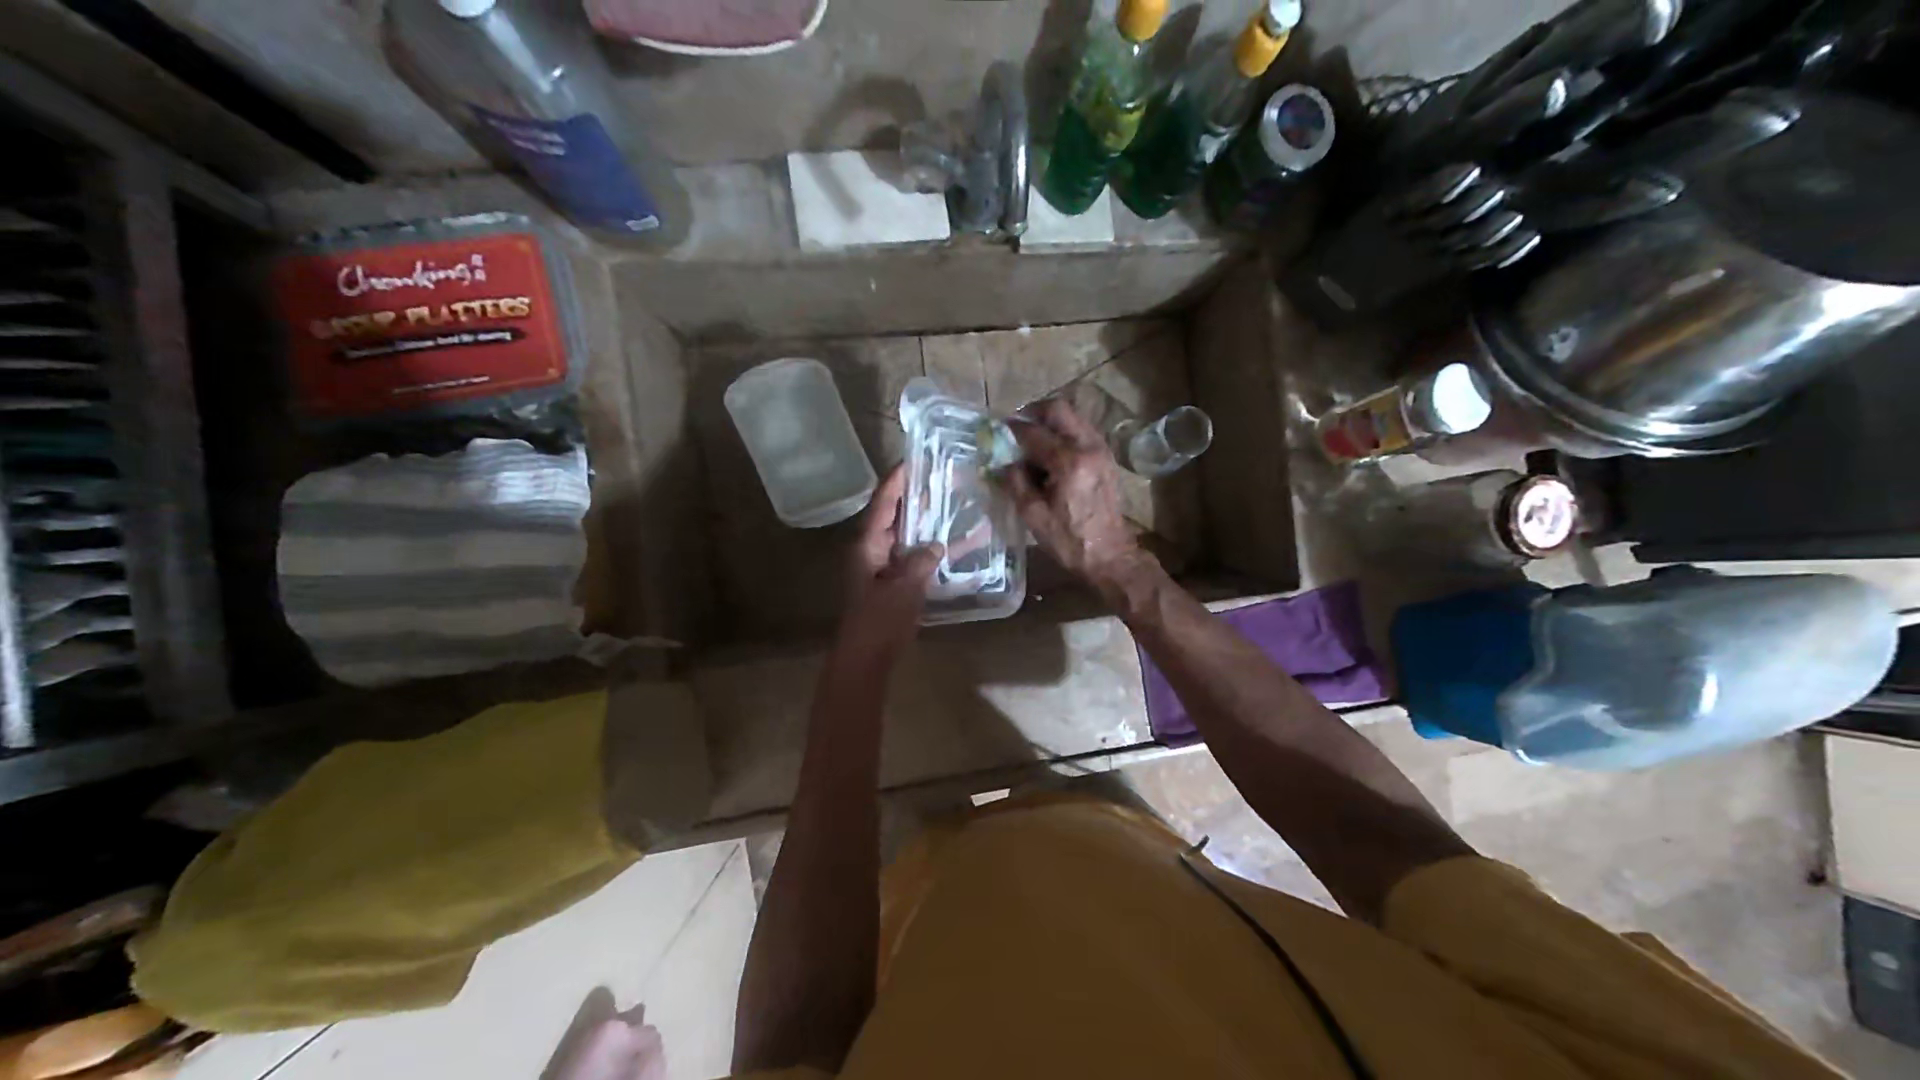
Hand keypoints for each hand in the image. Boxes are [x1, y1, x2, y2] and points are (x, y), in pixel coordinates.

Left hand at [838, 465, 942, 661]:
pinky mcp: (896, 584)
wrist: (867, 658)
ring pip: (910, 536)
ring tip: (956, 504)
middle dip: (918, 497)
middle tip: (944, 478)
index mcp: (867, 544)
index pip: (883, 502)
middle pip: (897, 515)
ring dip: (930, 523)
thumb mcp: (903, 587)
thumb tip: (936, 545)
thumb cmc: (879, 621)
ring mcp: (885, 567)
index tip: (915, 458)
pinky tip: (961, 547)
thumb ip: (920, 561)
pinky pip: (917, 559)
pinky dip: (936, 552)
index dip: (897, 479)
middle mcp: (874, 550)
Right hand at [1004, 399, 1157, 597]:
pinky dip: (1064, 432)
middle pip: (1059, 409)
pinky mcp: (1107, 458)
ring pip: (1073, 417)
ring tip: (1031, 440)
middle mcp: (1088, 447)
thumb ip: (1015, 483)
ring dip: (1050, 422)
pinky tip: (1051, 453)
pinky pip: (1082, 431)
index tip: (996, 431)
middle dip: (1033, 412)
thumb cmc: (1069, 541)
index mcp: (1068, 462)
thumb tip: (1003, 463)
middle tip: (1016, 426)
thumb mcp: (1033, 515)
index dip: (1012, 429)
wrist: (1110, 556)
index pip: (1033, 433)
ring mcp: (1102, 450)